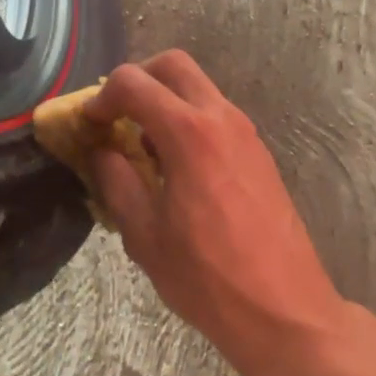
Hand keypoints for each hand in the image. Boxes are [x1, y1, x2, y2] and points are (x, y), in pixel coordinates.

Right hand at [86, 52, 375, 375]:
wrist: (285, 310)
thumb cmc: (208, 277)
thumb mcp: (145, 236)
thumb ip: (117, 182)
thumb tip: (102, 152)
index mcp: (188, 133)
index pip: (134, 83)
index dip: (103, 97)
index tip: (89, 124)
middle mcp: (220, 117)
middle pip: (173, 65)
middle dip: (139, 78)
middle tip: (117, 114)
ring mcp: (245, 132)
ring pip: (199, 87)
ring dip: (166, 100)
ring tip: (144, 147)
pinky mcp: (258, 151)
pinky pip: (216, 115)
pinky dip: (189, 120)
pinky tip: (177, 169)